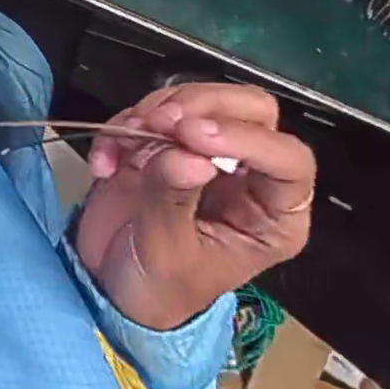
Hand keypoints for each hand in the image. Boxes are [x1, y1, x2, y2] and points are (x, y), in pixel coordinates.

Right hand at [74, 84, 313, 330]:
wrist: (108, 287)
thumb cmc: (156, 287)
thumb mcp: (167, 251)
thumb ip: (174, 198)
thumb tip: (187, 155)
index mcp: (270, 213)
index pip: (286, 159)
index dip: (244, 138)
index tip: (191, 135)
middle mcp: (243, 175)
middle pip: (248, 110)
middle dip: (201, 106)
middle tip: (158, 121)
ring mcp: (199, 155)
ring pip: (197, 101)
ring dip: (153, 112)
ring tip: (122, 142)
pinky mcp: (157, 146)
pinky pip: (145, 114)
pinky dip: (119, 128)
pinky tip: (103, 161)